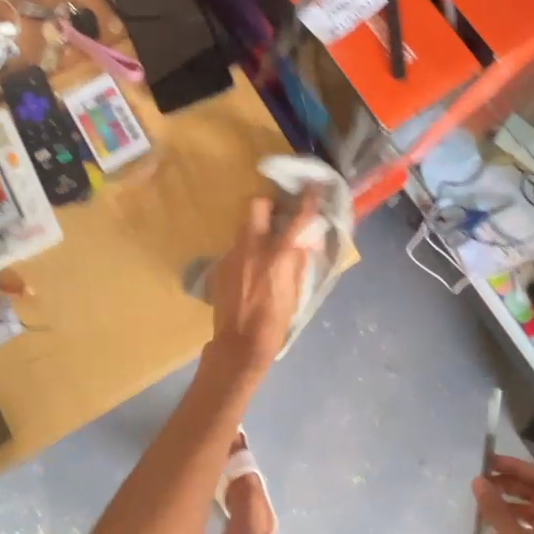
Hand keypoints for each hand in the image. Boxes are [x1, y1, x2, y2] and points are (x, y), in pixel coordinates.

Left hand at [206, 192, 318, 371]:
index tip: (312, 187)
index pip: (297, 219)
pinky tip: (251, 268)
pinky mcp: (220, 265)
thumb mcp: (295, 293)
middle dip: (269, 204)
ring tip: (266, 245)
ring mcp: (232, 254)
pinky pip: (236, 248)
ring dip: (258, 229)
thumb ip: (298, 262)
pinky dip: (247, 251)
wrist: (238, 346)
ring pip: (245, 227)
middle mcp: (252, 248)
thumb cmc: (274, 324)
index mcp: (277, 256)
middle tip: (279, 214)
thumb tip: (304, 242)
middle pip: (257, 206)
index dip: (307, 200)